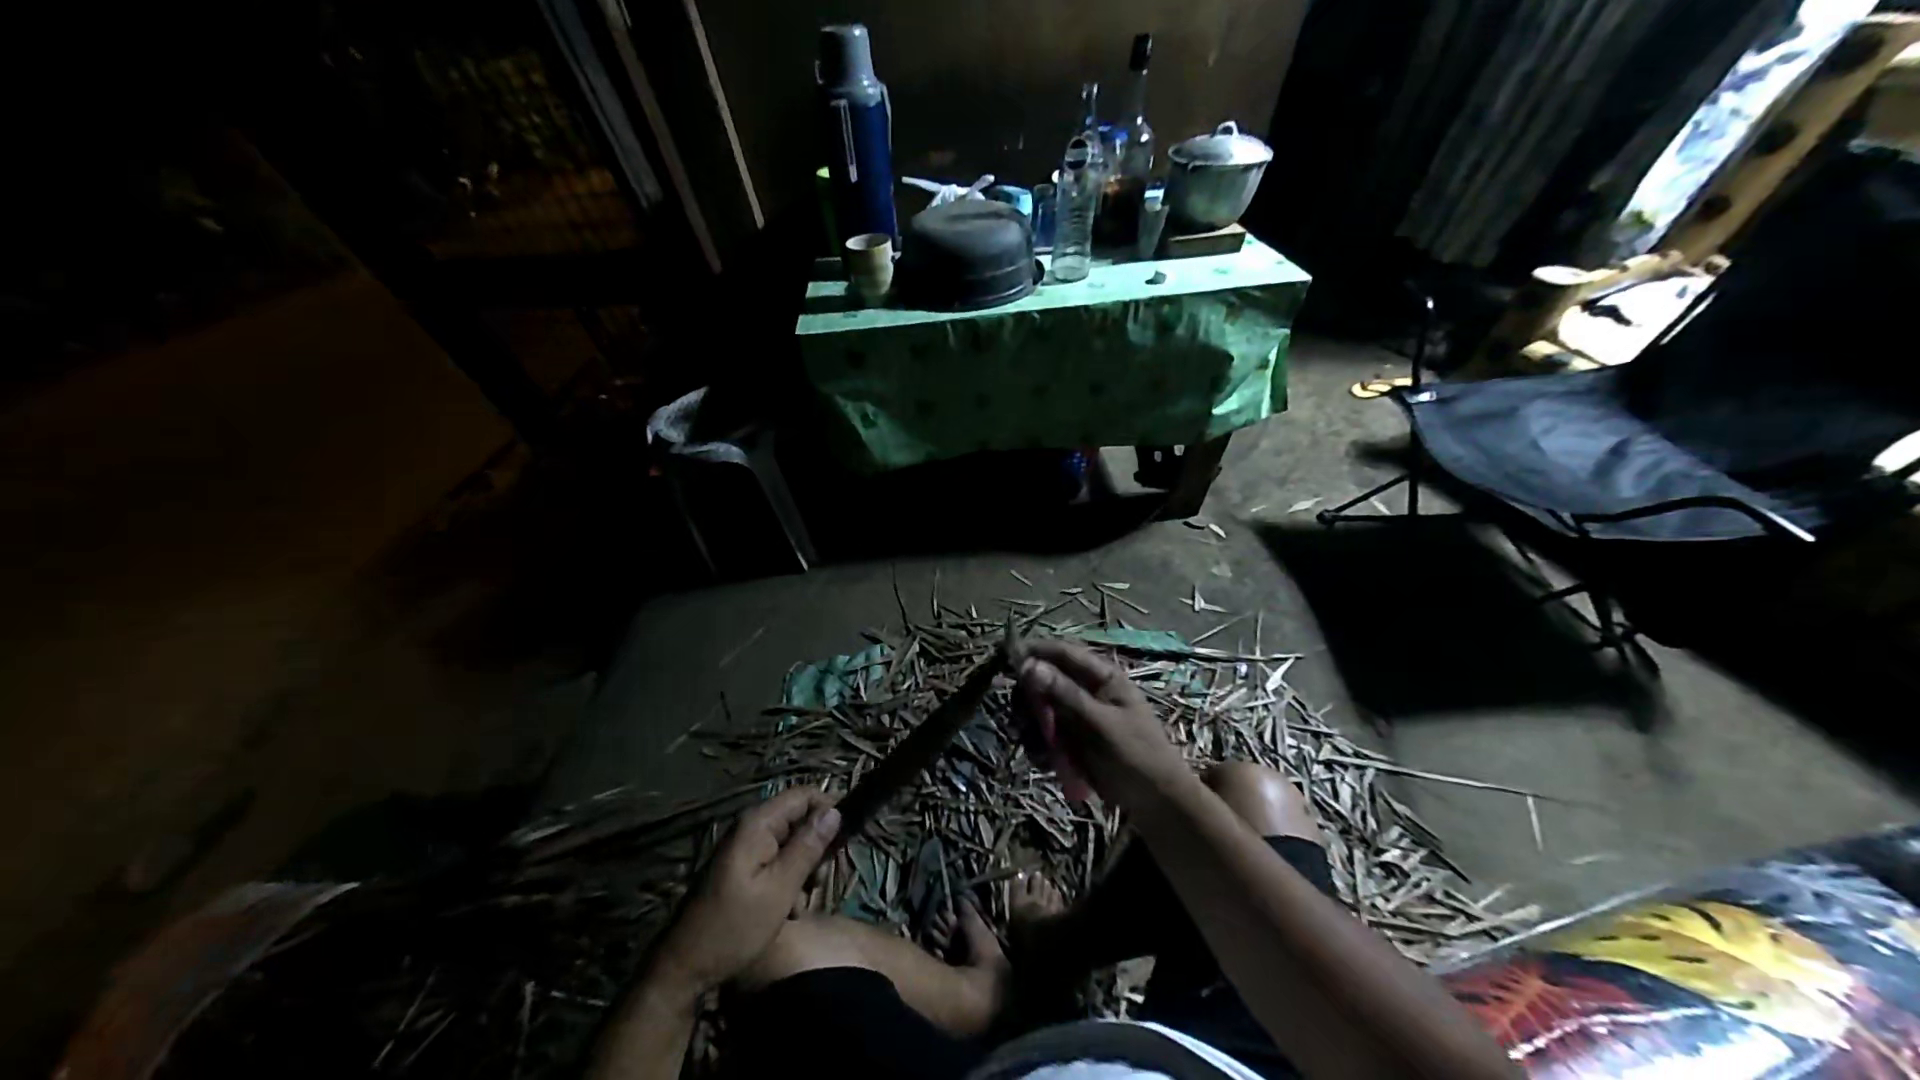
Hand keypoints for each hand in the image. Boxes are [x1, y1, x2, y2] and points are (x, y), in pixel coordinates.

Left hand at [650, 787, 838, 995]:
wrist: (684, 967)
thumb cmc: (734, 927)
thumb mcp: (780, 889)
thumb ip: (808, 847)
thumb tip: (835, 811)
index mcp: (758, 824)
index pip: (804, 795)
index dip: (829, 810)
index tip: (845, 840)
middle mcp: (750, 828)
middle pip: (799, 818)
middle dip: (816, 847)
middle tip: (819, 880)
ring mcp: (744, 848)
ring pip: (790, 843)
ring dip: (803, 869)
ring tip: (800, 902)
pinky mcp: (742, 868)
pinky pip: (776, 861)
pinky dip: (787, 880)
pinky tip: (786, 909)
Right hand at [1015, 640, 1192, 807]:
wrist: (1157, 802)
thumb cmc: (1138, 755)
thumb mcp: (1102, 723)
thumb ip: (1066, 694)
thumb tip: (1030, 665)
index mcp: (1101, 676)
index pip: (1062, 653)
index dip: (1033, 652)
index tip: (1005, 659)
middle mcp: (1086, 690)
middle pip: (1044, 681)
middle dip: (1027, 699)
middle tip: (1018, 720)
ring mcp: (1077, 716)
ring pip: (1039, 709)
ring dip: (1030, 726)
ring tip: (1031, 747)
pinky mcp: (1071, 740)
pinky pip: (1044, 734)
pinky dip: (1039, 745)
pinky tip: (1044, 762)